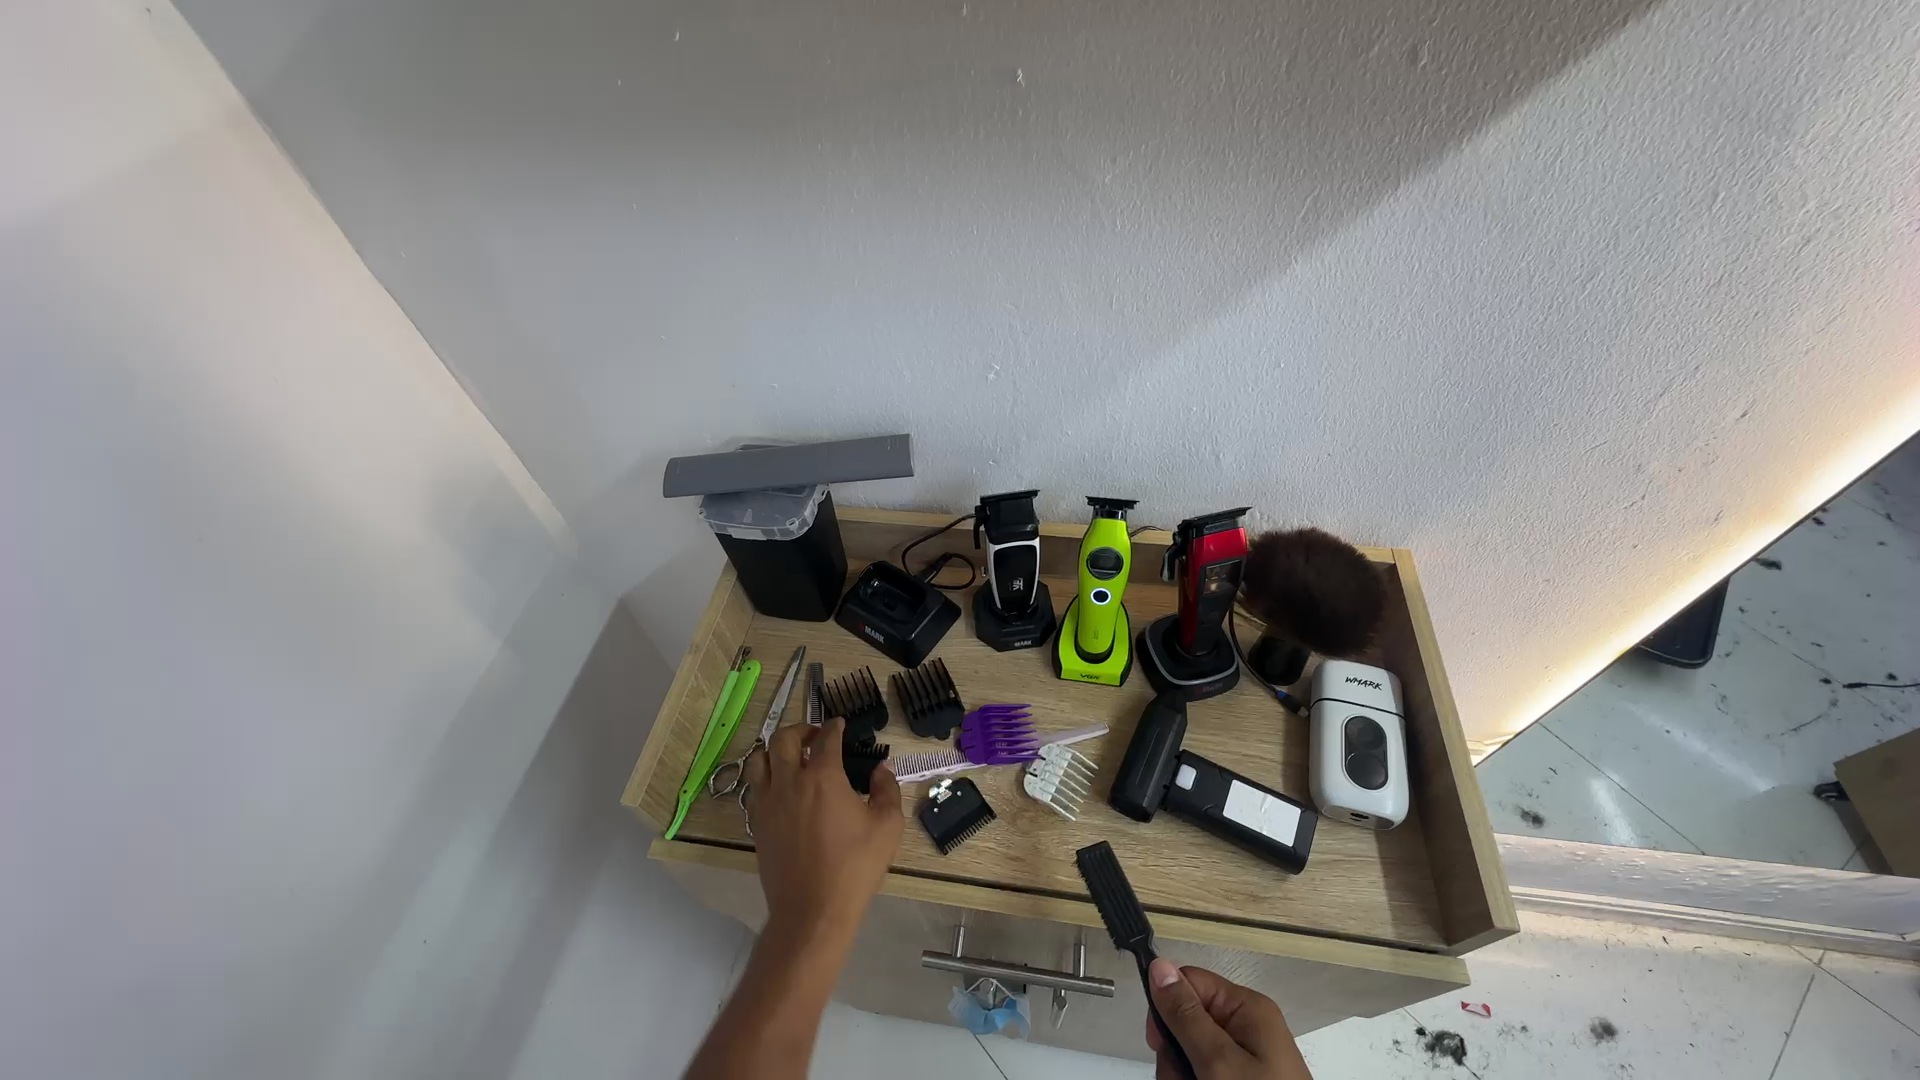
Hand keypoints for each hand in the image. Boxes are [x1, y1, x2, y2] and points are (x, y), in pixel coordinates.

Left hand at [744, 716, 904, 949]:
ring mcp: (768, 802)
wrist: (812, 910)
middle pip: (783, 739)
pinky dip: (764, 777)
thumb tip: (883, 770)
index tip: (840, 725)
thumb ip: (887, 790)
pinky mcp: (756, 822)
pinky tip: (778, 786)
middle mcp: (790, 781)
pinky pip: (753, 787)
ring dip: (774, 749)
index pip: (826, 739)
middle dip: (800, 730)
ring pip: (759, 759)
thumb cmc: (854, 867)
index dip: (834, 727)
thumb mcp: (887, 827)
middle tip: (814, 735)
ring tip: (789, 755)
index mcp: (823, 777)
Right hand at [1145, 960, 1312, 1079]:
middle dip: (1175, 1055)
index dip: (1167, 1006)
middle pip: (1186, 1022)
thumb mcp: (1219, 1061)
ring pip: (1188, 1054)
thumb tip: (1158, 964)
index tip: (1157, 1041)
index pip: (1189, 982)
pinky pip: (1201, 1073)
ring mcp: (1243, 1059)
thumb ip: (1186, 1015)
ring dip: (1181, 1077)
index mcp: (1246, 1009)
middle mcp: (1245, 1028)